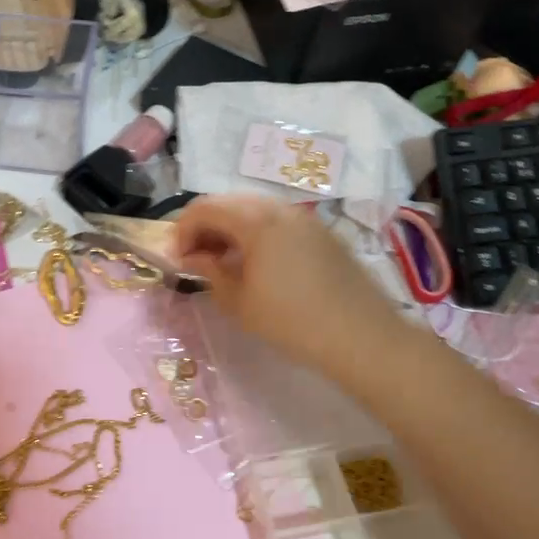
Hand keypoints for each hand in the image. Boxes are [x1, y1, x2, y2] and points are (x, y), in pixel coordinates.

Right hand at [175, 195, 394, 372]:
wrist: (361, 336)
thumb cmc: (291, 321)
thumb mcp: (238, 301)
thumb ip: (210, 272)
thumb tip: (195, 258)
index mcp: (255, 220)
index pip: (204, 207)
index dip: (182, 230)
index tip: (177, 259)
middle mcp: (279, 208)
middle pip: (229, 202)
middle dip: (205, 226)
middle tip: (196, 259)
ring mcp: (305, 218)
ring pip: (255, 210)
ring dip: (231, 229)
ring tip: (224, 263)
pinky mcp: (322, 233)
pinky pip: (278, 221)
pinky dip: (257, 234)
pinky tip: (258, 265)